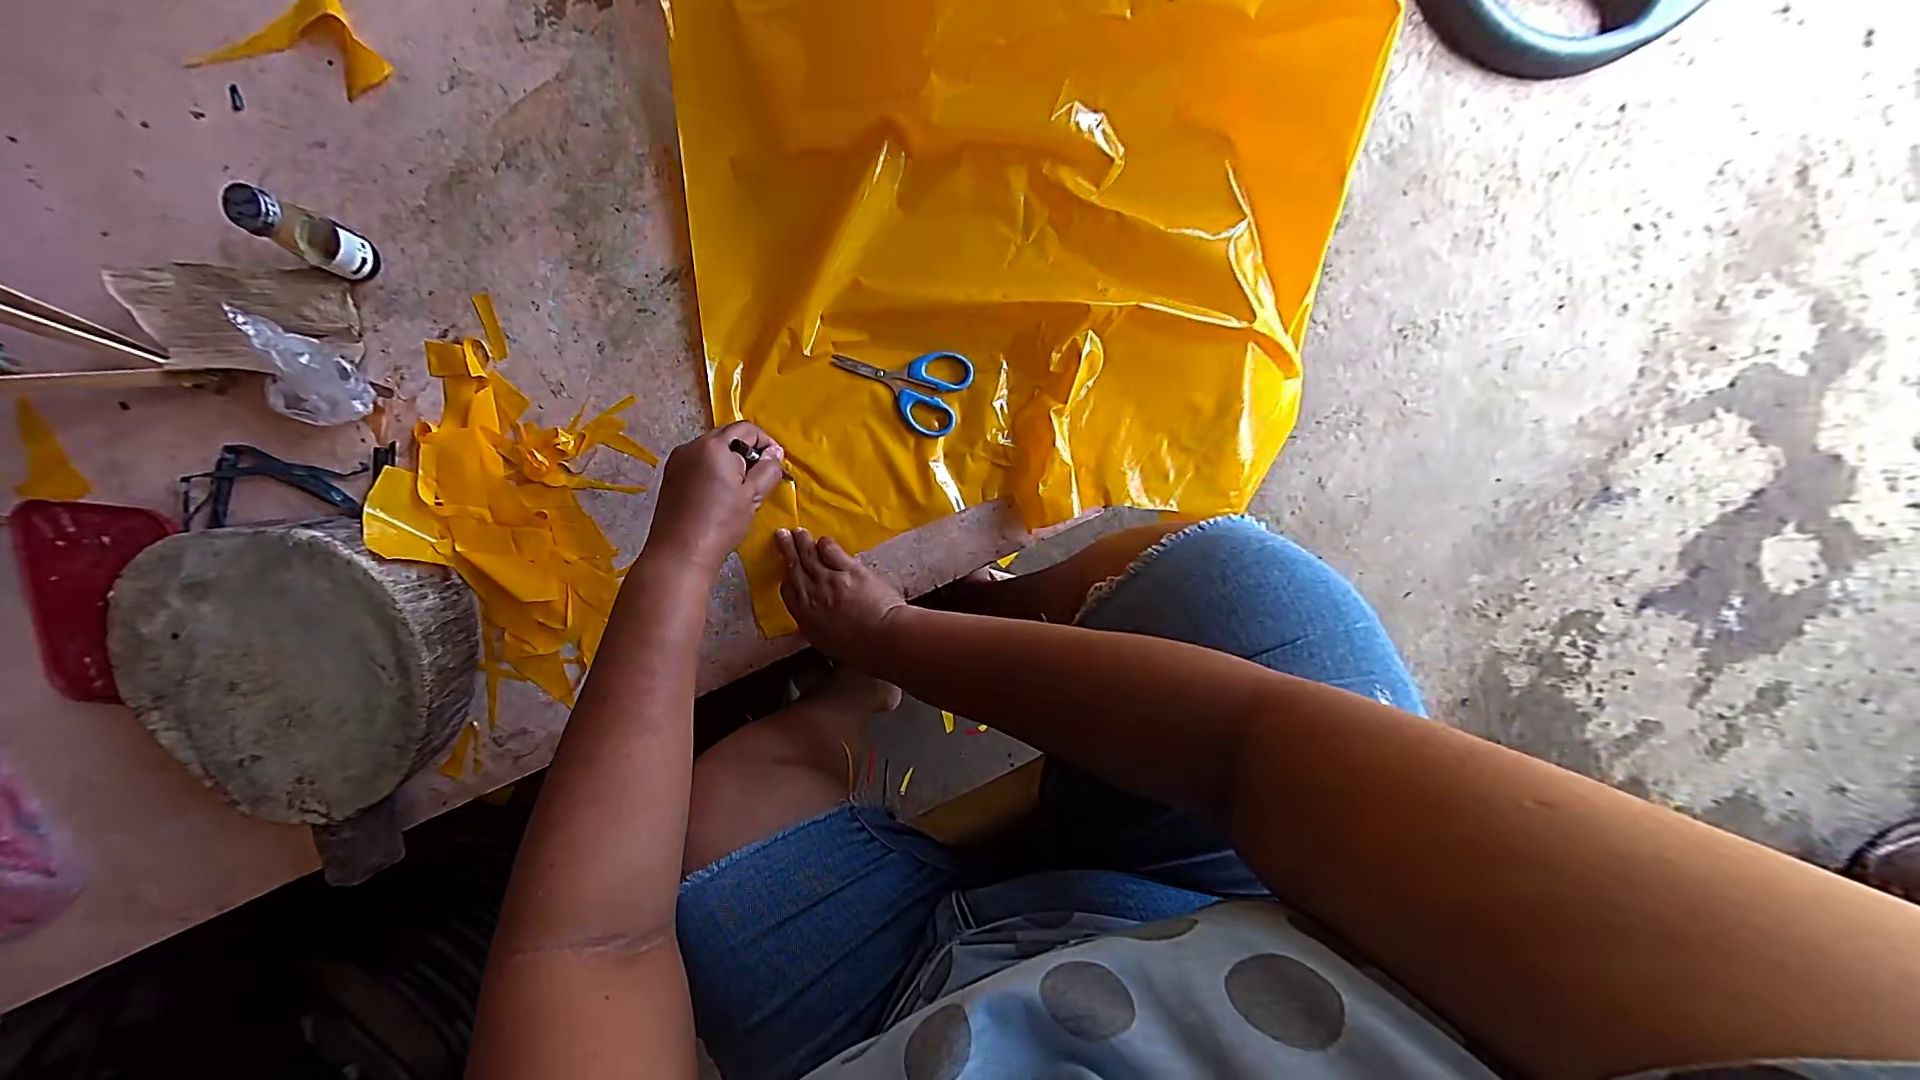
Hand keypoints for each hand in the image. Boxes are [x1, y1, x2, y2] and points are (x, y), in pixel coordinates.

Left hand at [644, 421, 785, 571]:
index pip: (747, 429)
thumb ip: (768, 469)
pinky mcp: (671, 477)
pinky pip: (699, 465)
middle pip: (727, 437)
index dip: (766, 443)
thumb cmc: (721, 523)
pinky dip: (714, 472)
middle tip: (759, 479)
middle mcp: (691, 447)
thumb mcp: (753, 496)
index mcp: (714, 447)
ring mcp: (678, 462)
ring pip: (713, 452)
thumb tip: (774, 453)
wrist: (680, 553)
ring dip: (730, 463)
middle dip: (747, 453)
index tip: (775, 464)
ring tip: (740, 491)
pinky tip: (720, 497)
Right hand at [776, 528, 908, 660]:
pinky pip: (832, 552)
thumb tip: (819, 619)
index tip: (785, 568)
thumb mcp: (829, 643)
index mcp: (806, 617)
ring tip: (798, 532)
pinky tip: (824, 540)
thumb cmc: (861, 650)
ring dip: (802, 542)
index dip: (786, 576)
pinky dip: (826, 544)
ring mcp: (830, 580)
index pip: (789, 591)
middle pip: (795, 568)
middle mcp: (813, 595)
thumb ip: (819, 626)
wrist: (883, 639)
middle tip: (781, 535)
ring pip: (810, 556)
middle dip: (787, 550)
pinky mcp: (849, 570)